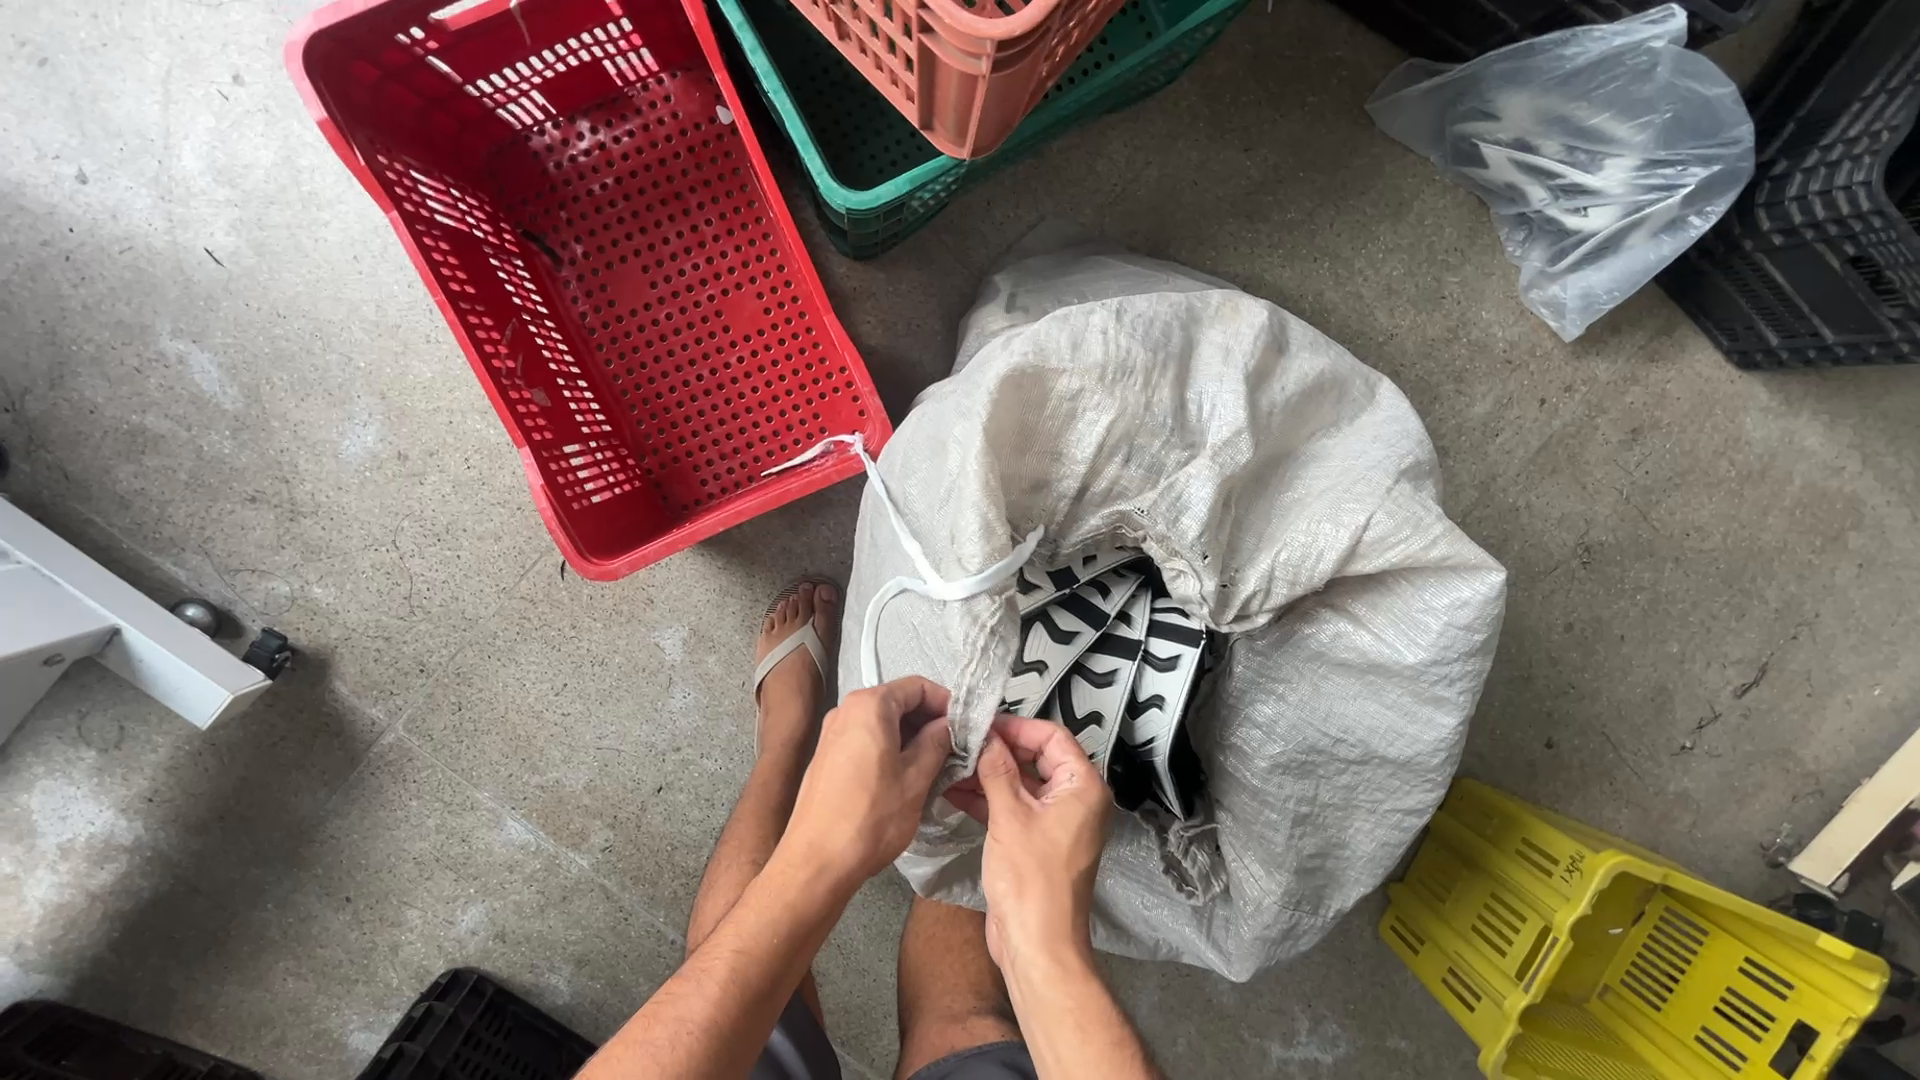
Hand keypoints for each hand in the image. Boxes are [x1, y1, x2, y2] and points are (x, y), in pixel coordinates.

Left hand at [779, 676, 953, 890]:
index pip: (918, 686)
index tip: (964, 726)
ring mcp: (832, 733)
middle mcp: (846, 710)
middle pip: (898, 701)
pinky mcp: (827, 757)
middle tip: (954, 748)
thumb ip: (937, 743)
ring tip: (934, 766)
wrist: (816, 862)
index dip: (946, 703)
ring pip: (882, 722)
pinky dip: (889, 749)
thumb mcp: (916, 779)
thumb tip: (949, 726)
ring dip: (911, 737)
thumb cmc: (870, 818)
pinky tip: (904, 778)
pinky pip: (866, 739)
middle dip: (929, 720)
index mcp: (869, 705)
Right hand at [944, 715, 1110, 980]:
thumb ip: (997, 769)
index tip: (983, 724)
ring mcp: (1056, 821)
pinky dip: (989, 798)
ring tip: (952, 764)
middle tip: (962, 742)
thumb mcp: (1009, 816)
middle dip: (998, 750)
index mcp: (1082, 787)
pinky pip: (1015, 807)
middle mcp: (1076, 800)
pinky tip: (955, 792)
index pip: (1052, 737)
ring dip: (989, 774)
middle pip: (1036, 757)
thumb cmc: (1032, 882)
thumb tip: (985, 735)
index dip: (1016, 727)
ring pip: (1022, 783)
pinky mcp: (1038, 841)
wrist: (1036, 945)